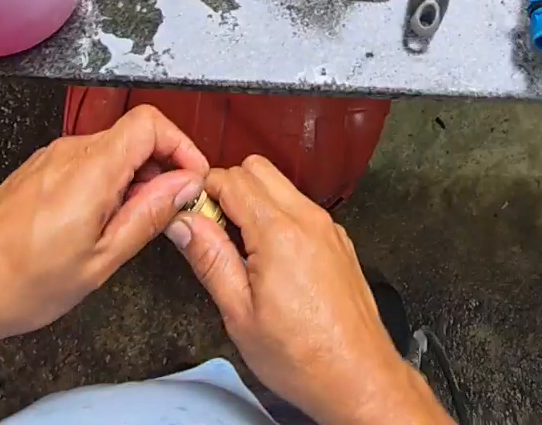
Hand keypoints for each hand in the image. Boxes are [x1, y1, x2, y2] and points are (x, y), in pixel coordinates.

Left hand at [0, 105, 208, 351]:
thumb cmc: (18, 284)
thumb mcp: (101, 260)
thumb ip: (150, 215)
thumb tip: (186, 186)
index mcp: (92, 168)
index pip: (152, 123)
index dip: (181, 145)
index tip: (191, 178)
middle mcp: (72, 151)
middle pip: (136, 135)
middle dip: (162, 167)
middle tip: (168, 208)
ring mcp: (53, 157)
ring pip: (114, 149)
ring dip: (135, 177)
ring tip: (129, 223)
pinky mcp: (40, 169)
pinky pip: (90, 160)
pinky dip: (109, 181)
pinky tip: (99, 221)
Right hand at [167, 156, 450, 424]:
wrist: (357, 373)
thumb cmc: (302, 354)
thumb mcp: (239, 313)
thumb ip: (209, 258)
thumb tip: (184, 222)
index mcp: (279, 232)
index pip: (232, 179)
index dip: (204, 188)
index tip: (189, 209)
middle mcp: (307, 218)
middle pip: (258, 168)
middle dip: (229, 186)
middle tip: (212, 225)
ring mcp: (327, 225)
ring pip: (281, 184)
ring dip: (254, 200)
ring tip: (239, 246)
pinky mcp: (338, 237)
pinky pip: (301, 206)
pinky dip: (279, 215)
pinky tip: (269, 255)